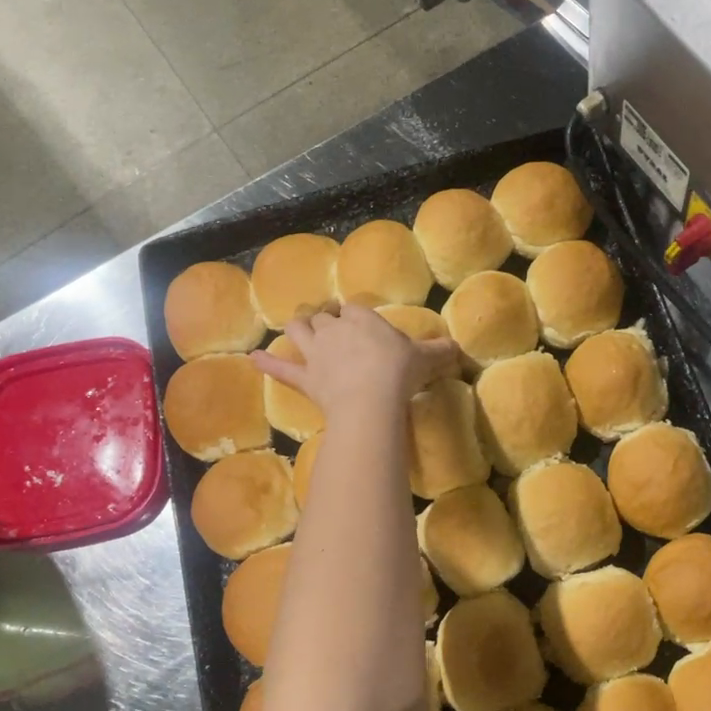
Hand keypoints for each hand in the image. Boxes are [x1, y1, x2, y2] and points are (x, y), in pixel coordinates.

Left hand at [250, 307, 457, 420]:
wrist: (371, 401)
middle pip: (324, 317)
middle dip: (326, 320)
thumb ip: (440, 350)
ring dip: (299, 328)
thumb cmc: (400, 374)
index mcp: (362, 318)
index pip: (355, 309)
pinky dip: (267, 363)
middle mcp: (334, 329)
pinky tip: (253, 358)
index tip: (363, 326)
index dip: (356, 317)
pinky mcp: (304, 379)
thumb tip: (457, 347)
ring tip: (301, 329)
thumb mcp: (426, 359)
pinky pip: (281, 369)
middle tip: (332, 327)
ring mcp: (316, 353)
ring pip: (299, 330)